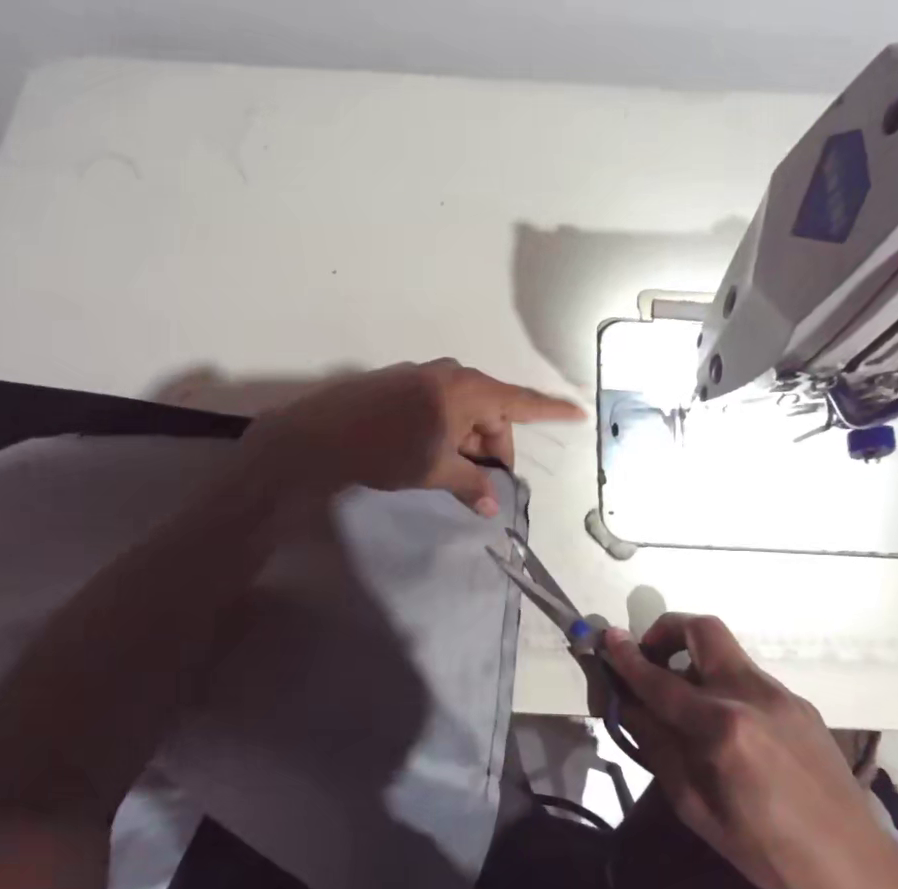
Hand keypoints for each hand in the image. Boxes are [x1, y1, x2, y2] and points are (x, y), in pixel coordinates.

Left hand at [244, 359, 583, 515]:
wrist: (320, 434)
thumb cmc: (386, 451)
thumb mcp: (435, 470)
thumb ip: (470, 484)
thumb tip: (492, 505)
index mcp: (467, 390)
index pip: (522, 402)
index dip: (551, 410)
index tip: (578, 412)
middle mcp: (451, 374)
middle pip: (492, 411)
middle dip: (493, 447)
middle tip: (483, 483)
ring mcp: (425, 376)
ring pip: (465, 411)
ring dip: (469, 441)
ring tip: (453, 473)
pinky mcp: (403, 384)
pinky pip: (442, 406)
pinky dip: (448, 430)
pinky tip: (432, 453)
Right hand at [601, 615, 897, 888]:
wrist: (854, 870)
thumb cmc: (765, 851)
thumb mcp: (695, 807)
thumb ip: (659, 747)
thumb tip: (631, 707)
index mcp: (723, 727)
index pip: (660, 680)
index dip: (627, 659)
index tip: (607, 639)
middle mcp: (754, 696)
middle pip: (704, 630)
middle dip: (667, 631)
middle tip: (649, 659)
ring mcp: (784, 696)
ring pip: (728, 654)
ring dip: (695, 662)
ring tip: (683, 705)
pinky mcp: (802, 706)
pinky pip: (750, 680)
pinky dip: (723, 686)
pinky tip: (724, 728)